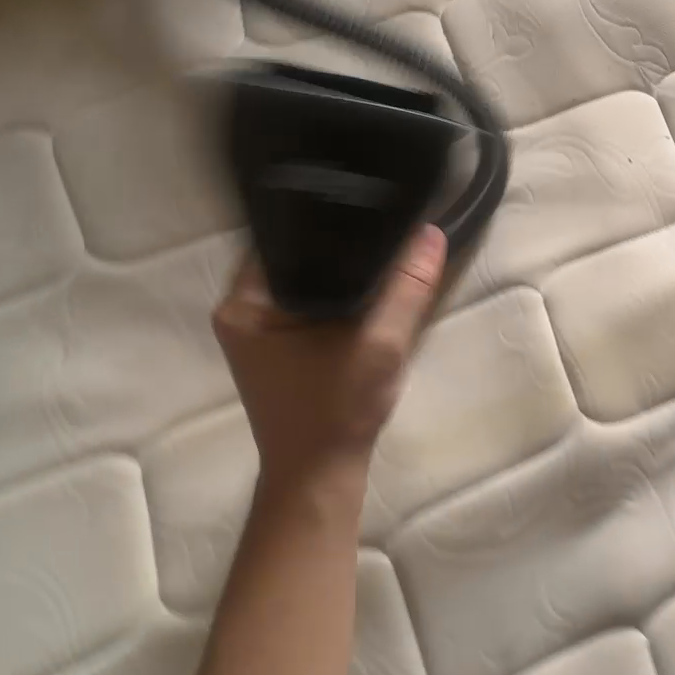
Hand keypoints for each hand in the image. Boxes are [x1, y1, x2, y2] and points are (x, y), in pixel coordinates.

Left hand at [210, 225, 446, 489]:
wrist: (321, 474)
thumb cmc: (337, 408)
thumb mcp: (380, 343)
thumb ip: (407, 288)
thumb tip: (431, 233)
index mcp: (244, 304)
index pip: (286, 237)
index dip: (330, 218)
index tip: (371, 200)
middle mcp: (244, 309)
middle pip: (300, 255)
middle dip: (344, 241)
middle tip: (389, 216)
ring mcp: (262, 328)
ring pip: (311, 277)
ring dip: (347, 268)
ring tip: (389, 240)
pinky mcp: (284, 342)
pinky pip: (316, 298)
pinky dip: (344, 291)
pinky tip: (377, 282)